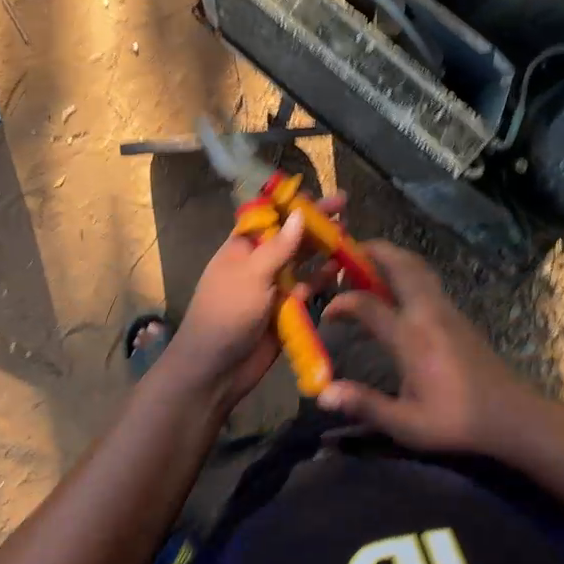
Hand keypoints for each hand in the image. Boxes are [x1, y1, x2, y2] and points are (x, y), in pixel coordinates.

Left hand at [162, 195, 343, 406]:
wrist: (216, 369)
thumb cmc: (226, 313)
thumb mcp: (251, 274)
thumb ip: (279, 247)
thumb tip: (299, 214)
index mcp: (241, 248)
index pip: (269, 216)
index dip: (293, 204)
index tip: (318, 194)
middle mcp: (258, 263)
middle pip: (290, 236)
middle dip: (315, 223)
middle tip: (344, 207)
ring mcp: (272, 287)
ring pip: (301, 262)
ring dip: (322, 249)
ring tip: (348, 236)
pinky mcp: (285, 310)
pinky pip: (306, 289)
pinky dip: (321, 279)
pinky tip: (339, 269)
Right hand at [316, 241, 541, 456]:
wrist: (512, 416)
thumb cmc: (456, 421)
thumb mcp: (407, 424)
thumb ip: (365, 405)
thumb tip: (323, 394)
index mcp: (411, 336)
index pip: (367, 304)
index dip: (342, 303)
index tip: (327, 313)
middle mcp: (428, 313)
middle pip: (399, 265)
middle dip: (371, 252)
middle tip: (346, 254)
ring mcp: (446, 309)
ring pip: (418, 266)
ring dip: (392, 257)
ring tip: (368, 261)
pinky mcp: (458, 314)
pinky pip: (428, 278)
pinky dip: (407, 269)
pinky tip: (397, 286)